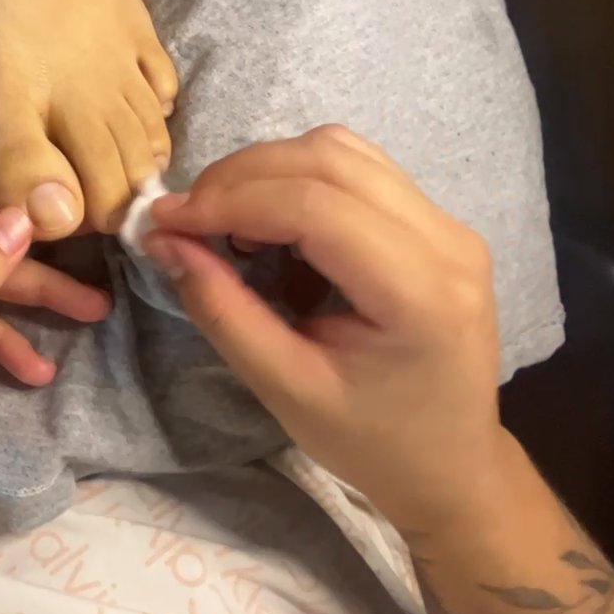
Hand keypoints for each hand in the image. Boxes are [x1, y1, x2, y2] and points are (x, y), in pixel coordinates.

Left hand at [0, 0, 177, 238]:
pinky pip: (160, 70)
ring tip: (125, 173)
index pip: (110, 197)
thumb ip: (22, 165)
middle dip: (123, 196)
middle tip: (103, 212)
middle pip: (135, 163)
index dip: (97, 224)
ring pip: (152, 120)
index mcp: (84, 120)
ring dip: (141, 154)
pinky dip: (157, 100)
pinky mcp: (128, 12)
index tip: (79, 233)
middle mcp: (118, 91)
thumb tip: (67, 222)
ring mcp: (129, 49)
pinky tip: (148, 105)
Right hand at [142, 125, 508, 536]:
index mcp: (423, 295)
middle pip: (325, 159)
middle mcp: (446, 240)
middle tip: (185, 218)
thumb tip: (162, 239)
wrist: (450, 464)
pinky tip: (268, 215)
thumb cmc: (369, 439)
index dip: (230, 201)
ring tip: (225, 218)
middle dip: (237, 177)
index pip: (314, 207)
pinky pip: (350, 163)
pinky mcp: (430, 217)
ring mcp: (445, 222)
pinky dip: (292, 173)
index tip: (166, 221)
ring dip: (263, 169)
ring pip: (336, 148)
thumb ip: (219, 308)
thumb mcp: (281, 386)